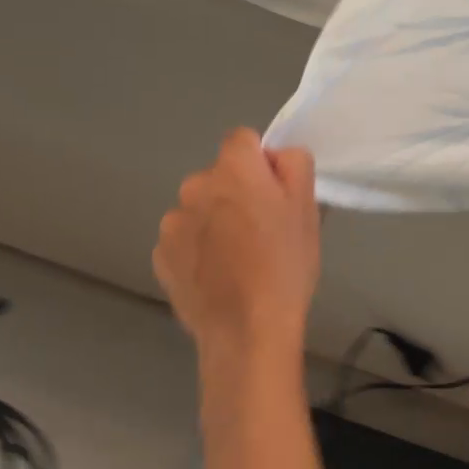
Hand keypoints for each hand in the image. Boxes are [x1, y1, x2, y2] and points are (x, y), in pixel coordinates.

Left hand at [154, 129, 320, 363]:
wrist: (246, 330)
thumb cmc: (285, 261)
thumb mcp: (308, 205)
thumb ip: (294, 163)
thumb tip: (275, 158)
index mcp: (233, 169)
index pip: (242, 139)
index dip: (261, 160)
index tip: (275, 190)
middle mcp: (195, 187)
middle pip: (219, 175)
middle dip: (237, 190)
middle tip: (263, 225)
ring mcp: (171, 225)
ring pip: (200, 207)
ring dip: (215, 219)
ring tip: (239, 255)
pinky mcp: (159, 258)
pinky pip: (184, 239)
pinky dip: (198, 248)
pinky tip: (219, 274)